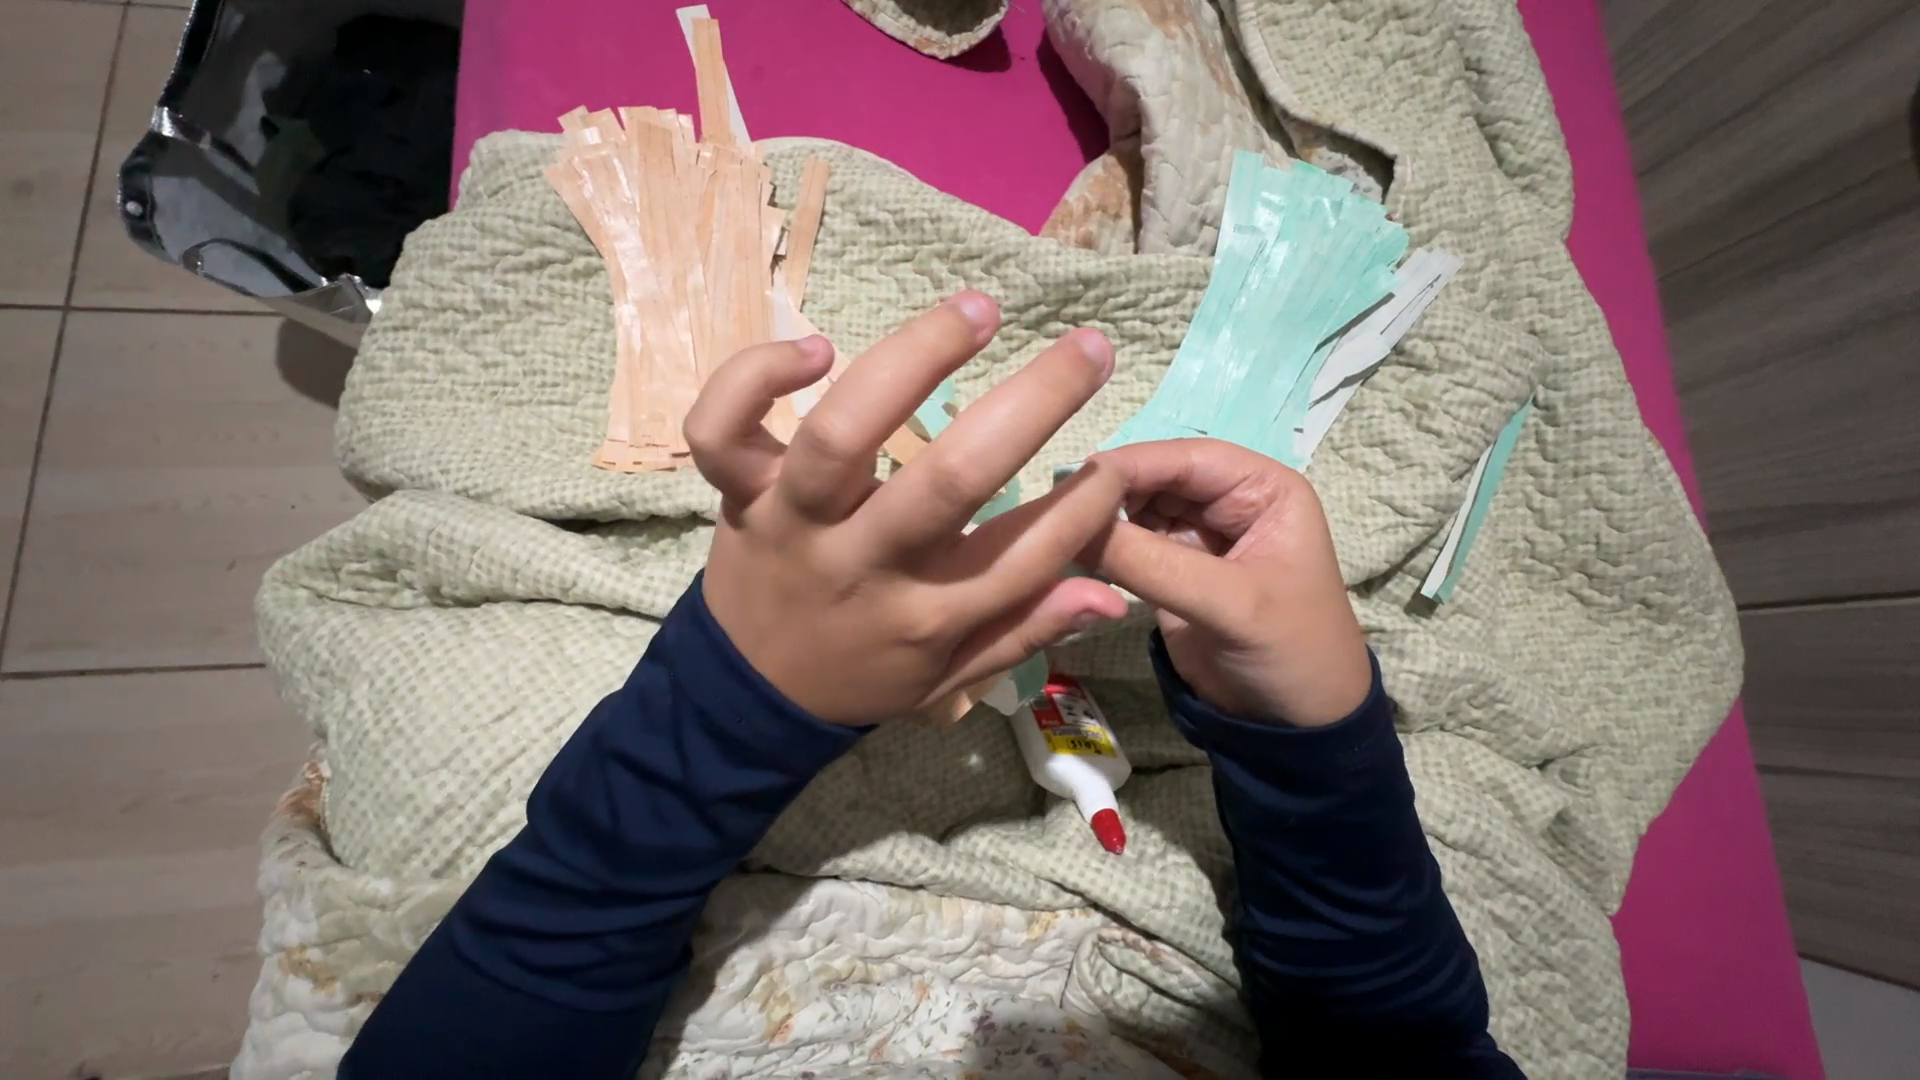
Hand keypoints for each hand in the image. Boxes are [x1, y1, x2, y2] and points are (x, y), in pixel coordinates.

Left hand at [687, 292, 1129, 725]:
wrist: (746, 694)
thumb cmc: (860, 675)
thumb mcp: (947, 679)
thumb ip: (1023, 633)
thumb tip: (1110, 596)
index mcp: (925, 615)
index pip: (1024, 556)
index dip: (1084, 507)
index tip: (1115, 466)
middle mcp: (863, 562)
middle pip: (952, 479)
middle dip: (1036, 403)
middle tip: (1091, 348)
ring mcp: (792, 522)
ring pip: (844, 434)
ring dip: (916, 357)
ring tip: (978, 309)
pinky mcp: (737, 493)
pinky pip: (721, 430)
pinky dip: (756, 376)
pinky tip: (817, 348)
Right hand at [1082, 439, 1370, 726]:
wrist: (1294, 727)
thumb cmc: (1289, 652)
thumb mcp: (1230, 603)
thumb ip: (1152, 563)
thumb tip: (1072, 526)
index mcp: (1262, 490)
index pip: (1189, 459)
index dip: (1133, 464)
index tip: (1075, 479)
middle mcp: (1226, 502)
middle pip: (1155, 479)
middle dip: (1109, 493)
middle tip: (1055, 512)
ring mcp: (1195, 537)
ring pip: (1135, 510)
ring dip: (1100, 521)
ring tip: (1055, 534)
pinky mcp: (1170, 571)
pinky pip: (1128, 547)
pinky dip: (1101, 550)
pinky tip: (1070, 555)